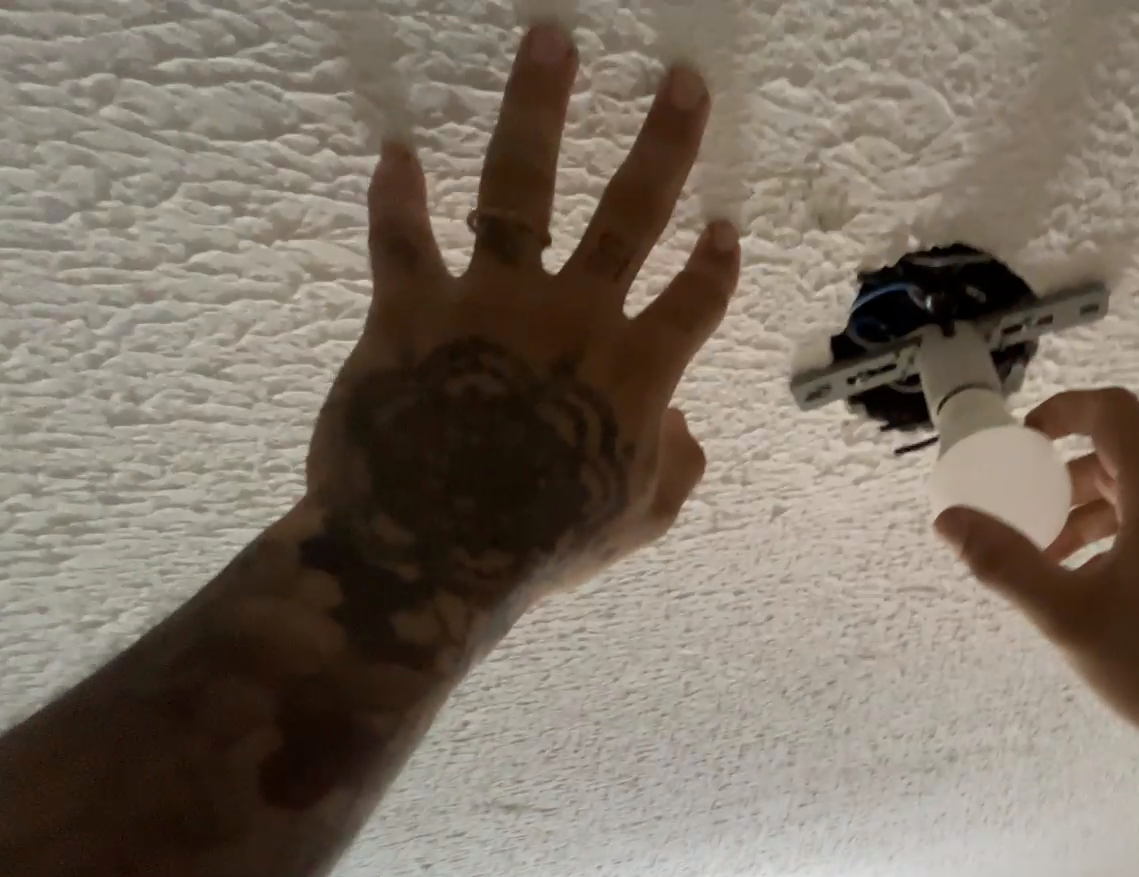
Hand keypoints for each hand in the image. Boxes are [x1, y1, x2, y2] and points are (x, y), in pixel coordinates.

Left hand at [305, 23, 737, 609]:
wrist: (435, 550)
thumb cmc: (553, 540)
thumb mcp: (646, 518)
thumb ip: (680, 467)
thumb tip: (681, 427)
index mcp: (639, 371)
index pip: (696, 301)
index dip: (719, 264)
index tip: (728, 227)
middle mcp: (577, 317)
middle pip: (630, 215)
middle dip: (663, 145)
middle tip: (681, 83)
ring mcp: (492, 304)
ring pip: (520, 189)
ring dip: (538, 111)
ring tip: (552, 43)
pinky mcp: (411, 310)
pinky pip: (403, 241)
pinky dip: (397, 199)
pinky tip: (398, 153)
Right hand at [936, 388, 1138, 750]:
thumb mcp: (1070, 617)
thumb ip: (1005, 564)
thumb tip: (950, 522)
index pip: (1112, 411)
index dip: (1061, 411)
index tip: (1023, 443)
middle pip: (1121, 457)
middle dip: (1063, 481)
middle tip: (1026, 518)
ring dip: (1089, 516)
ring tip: (1052, 563)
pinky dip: (1120, 538)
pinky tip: (1098, 592)